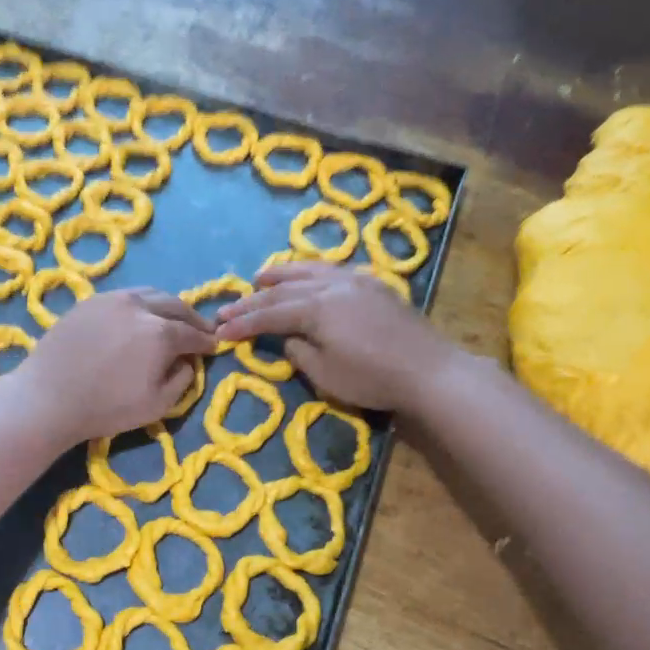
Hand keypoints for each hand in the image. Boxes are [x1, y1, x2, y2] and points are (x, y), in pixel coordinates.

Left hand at [16, 288, 218, 441]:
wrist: (48, 398)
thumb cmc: (106, 408)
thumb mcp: (157, 405)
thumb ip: (182, 380)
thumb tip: (187, 361)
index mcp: (161, 332)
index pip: (193, 333)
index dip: (206, 341)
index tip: (214, 347)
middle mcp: (140, 306)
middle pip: (176, 305)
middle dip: (192, 318)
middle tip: (200, 329)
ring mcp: (112, 299)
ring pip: (150, 293)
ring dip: (168, 305)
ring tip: (172, 319)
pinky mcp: (89, 301)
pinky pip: (125, 296)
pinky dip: (141, 303)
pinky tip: (139, 317)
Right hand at [215, 263, 457, 410]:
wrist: (430, 371)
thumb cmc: (373, 378)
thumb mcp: (325, 375)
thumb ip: (299, 352)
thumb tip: (289, 339)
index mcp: (317, 308)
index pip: (270, 313)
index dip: (243, 323)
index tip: (219, 331)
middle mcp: (333, 285)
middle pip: (284, 290)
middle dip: (253, 300)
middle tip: (227, 308)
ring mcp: (356, 281)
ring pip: (310, 271)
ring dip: (281, 274)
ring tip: (260, 278)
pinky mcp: (374, 285)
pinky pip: (332, 270)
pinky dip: (310, 272)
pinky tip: (306, 277)